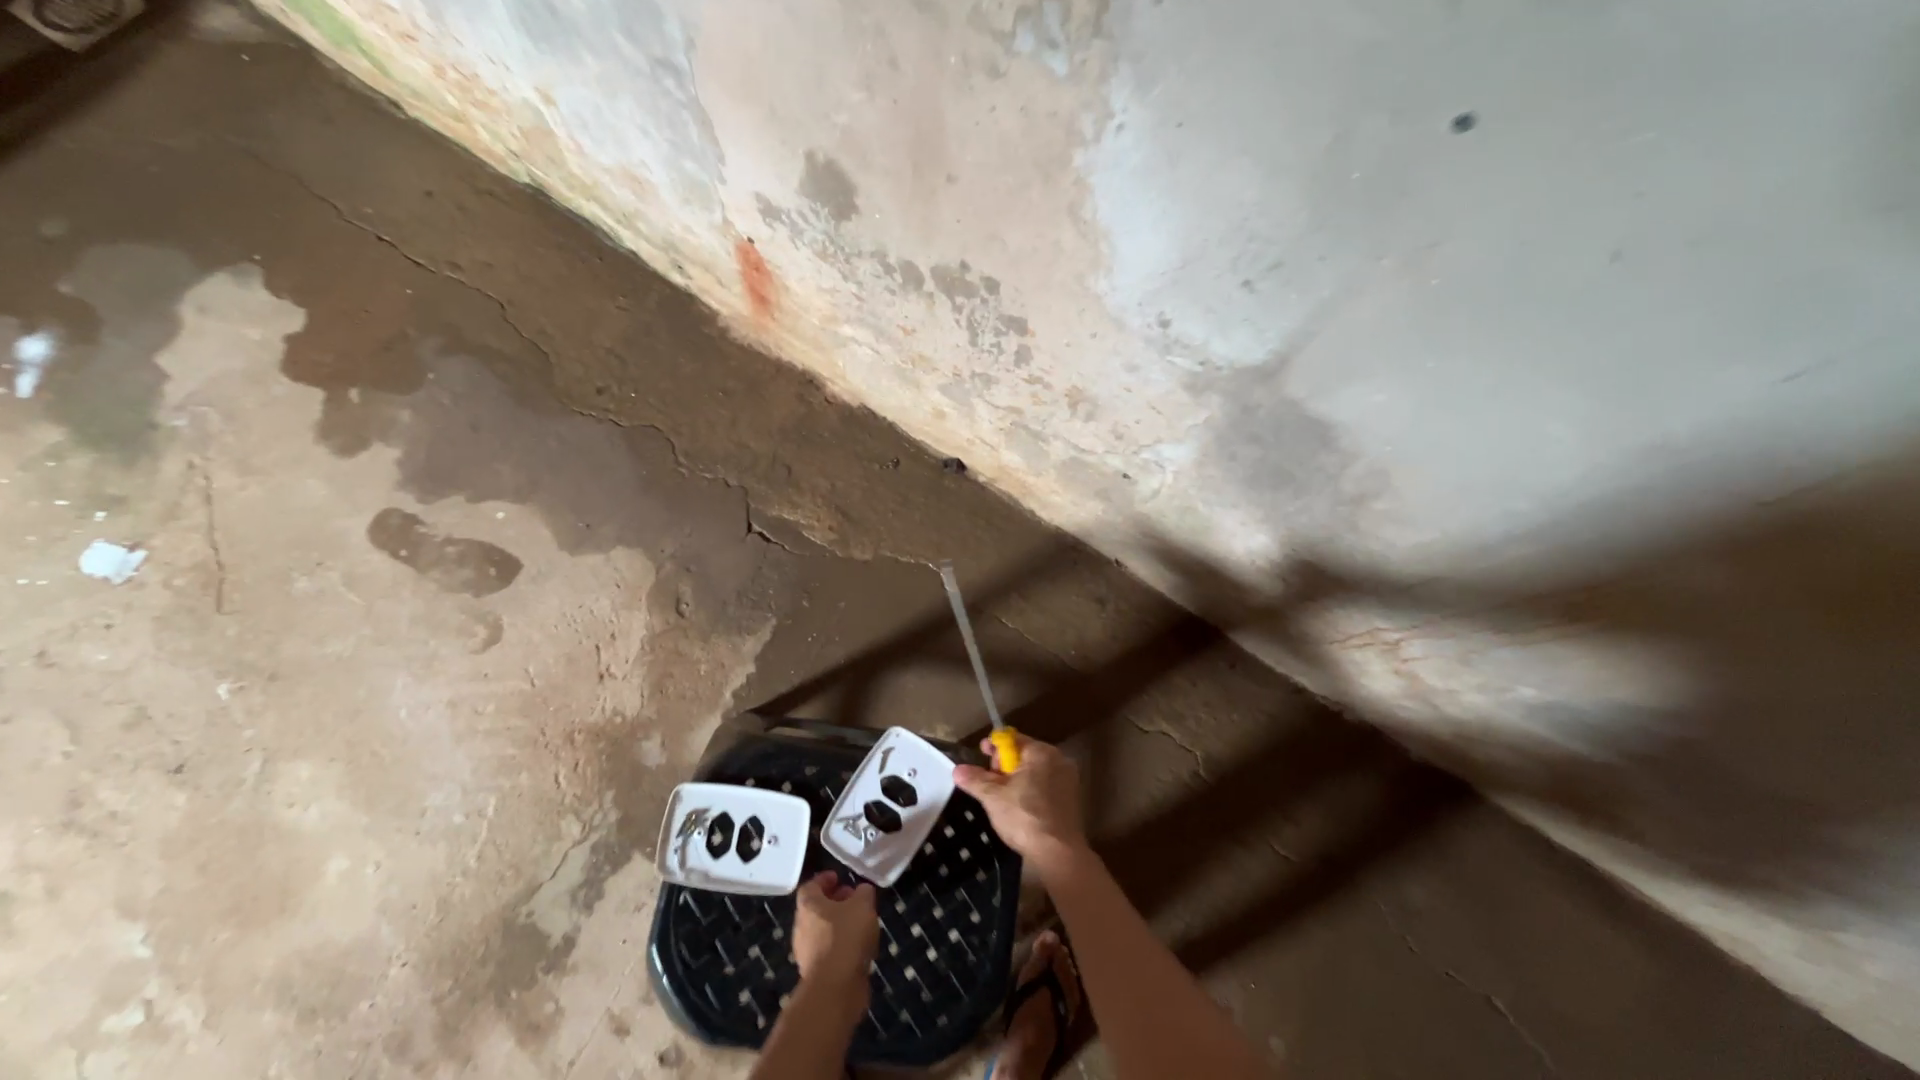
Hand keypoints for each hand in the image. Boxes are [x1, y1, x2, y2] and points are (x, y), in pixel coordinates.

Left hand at [791, 871, 878, 996]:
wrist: (835, 988)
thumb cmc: (846, 937)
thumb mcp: (862, 906)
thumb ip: (863, 893)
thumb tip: (862, 889)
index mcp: (808, 906)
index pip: (811, 886)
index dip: (824, 880)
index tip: (839, 877)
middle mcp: (801, 926)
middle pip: (815, 908)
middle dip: (834, 902)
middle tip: (853, 899)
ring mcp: (806, 951)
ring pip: (822, 931)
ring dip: (838, 925)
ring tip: (860, 924)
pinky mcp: (816, 972)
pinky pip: (828, 950)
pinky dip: (840, 945)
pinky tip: (858, 948)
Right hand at [953, 734, 1087, 876]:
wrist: (1058, 852)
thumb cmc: (1024, 816)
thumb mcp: (993, 796)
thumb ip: (975, 779)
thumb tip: (958, 769)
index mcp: (1042, 752)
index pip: (1013, 739)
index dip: (994, 746)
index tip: (981, 753)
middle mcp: (1059, 760)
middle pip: (1024, 754)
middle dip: (1004, 765)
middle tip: (989, 782)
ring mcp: (1068, 780)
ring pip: (1035, 772)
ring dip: (1016, 780)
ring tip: (1001, 797)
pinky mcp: (1071, 800)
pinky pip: (1045, 787)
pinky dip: (1031, 792)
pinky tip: (1020, 808)